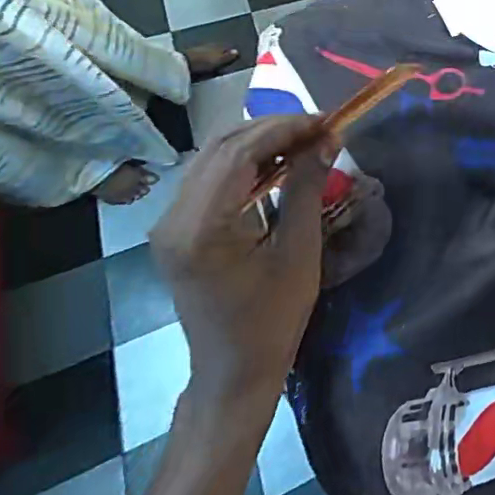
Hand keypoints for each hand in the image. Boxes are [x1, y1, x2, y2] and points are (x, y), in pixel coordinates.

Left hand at [148, 116, 334, 405]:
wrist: (232, 374)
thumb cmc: (271, 323)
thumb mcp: (298, 255)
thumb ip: (306, 190)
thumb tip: (326, 139)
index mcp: (201, 229)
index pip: (239, 153)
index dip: (283, 129)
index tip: (323, 121)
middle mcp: (173, 218)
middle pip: (221, 148)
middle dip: (271, 130)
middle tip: (316, 128)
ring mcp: (168, 222)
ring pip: (211, 157)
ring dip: (256, 142)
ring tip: (301, 140)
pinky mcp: (174, 228)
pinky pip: (207, 177)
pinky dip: (241, 162)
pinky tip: (273, 163)